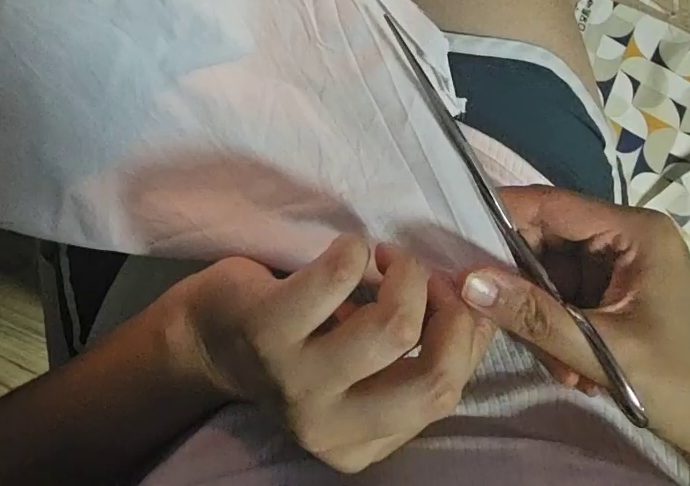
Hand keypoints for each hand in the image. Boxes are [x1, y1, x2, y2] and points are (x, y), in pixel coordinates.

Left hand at [166, 235, 494, 472]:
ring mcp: (298, 379)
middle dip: (446, 308)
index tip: (453, 289)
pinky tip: (344, 248)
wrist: (206, 334)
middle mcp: (332, 426)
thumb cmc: (295, 341)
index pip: (447, 393)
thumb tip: (482, 307)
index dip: (466, 332)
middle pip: (434, 375)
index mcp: (364, 441)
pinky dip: (354, 249)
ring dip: (403, 272)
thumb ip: (412, 353)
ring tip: (383, 256)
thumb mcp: (357, 366)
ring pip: (394, 327)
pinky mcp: (269, 328)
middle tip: (421, 272)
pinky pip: (339, 275)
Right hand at [457, 187, 689, 461]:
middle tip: (499, 316)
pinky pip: (566, 294)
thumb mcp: (605, 352)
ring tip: (558, 362)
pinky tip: (571, 365)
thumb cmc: (688, 388)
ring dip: (542, 313)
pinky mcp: (618, 293)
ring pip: (551, 270)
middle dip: (524, 281)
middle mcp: (627, 237)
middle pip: (547, 237)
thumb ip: (534, 315)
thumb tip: (467, 280)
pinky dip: (558, 326)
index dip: (502, 215)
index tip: (455, 234)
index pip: (551, 205)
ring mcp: (623, 265)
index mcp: (635, 232)